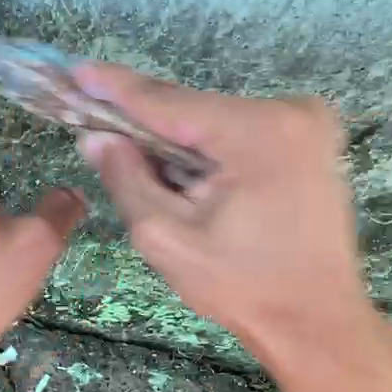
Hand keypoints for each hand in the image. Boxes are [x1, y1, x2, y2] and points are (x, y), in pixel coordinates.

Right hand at [71, 63, 364, 340]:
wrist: (316, 321)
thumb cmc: (242, 285)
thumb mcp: (166, 237)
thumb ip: (126, 179)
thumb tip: (95, 137)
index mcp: (257, 131)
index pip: (166, 102)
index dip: (114, 87)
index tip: (75, 70)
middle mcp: (289, 112)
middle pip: (189, 112)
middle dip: (143, 128)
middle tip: (99, 140)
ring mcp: (306, 123)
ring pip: (210, 123)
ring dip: (173, 145)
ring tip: (152, 184)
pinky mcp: (308, 140)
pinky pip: (234, 134)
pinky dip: (203, 152)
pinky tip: (189, 184)